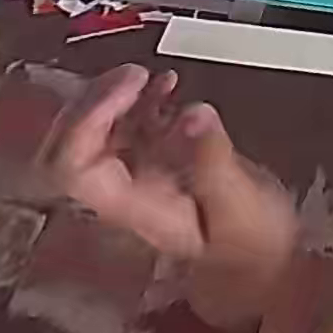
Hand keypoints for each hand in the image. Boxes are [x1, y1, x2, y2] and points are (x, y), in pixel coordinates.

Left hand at [52, 64, 299, 332]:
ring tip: (146, 73)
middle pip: (72, 148)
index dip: (89, 119)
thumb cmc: (250, 240)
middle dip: (93, 102)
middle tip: (134, 71)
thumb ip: (215, 159)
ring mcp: (141, 177)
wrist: (260, 260)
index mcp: (134, 206)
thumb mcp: (239, 201)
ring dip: (112, 99)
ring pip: (95, 136)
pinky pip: (133, 129)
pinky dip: (142, 101)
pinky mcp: (164, 163)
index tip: (132, 82)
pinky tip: (165, 84)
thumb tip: (195, 112)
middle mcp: (126, 191)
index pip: (75, 166)